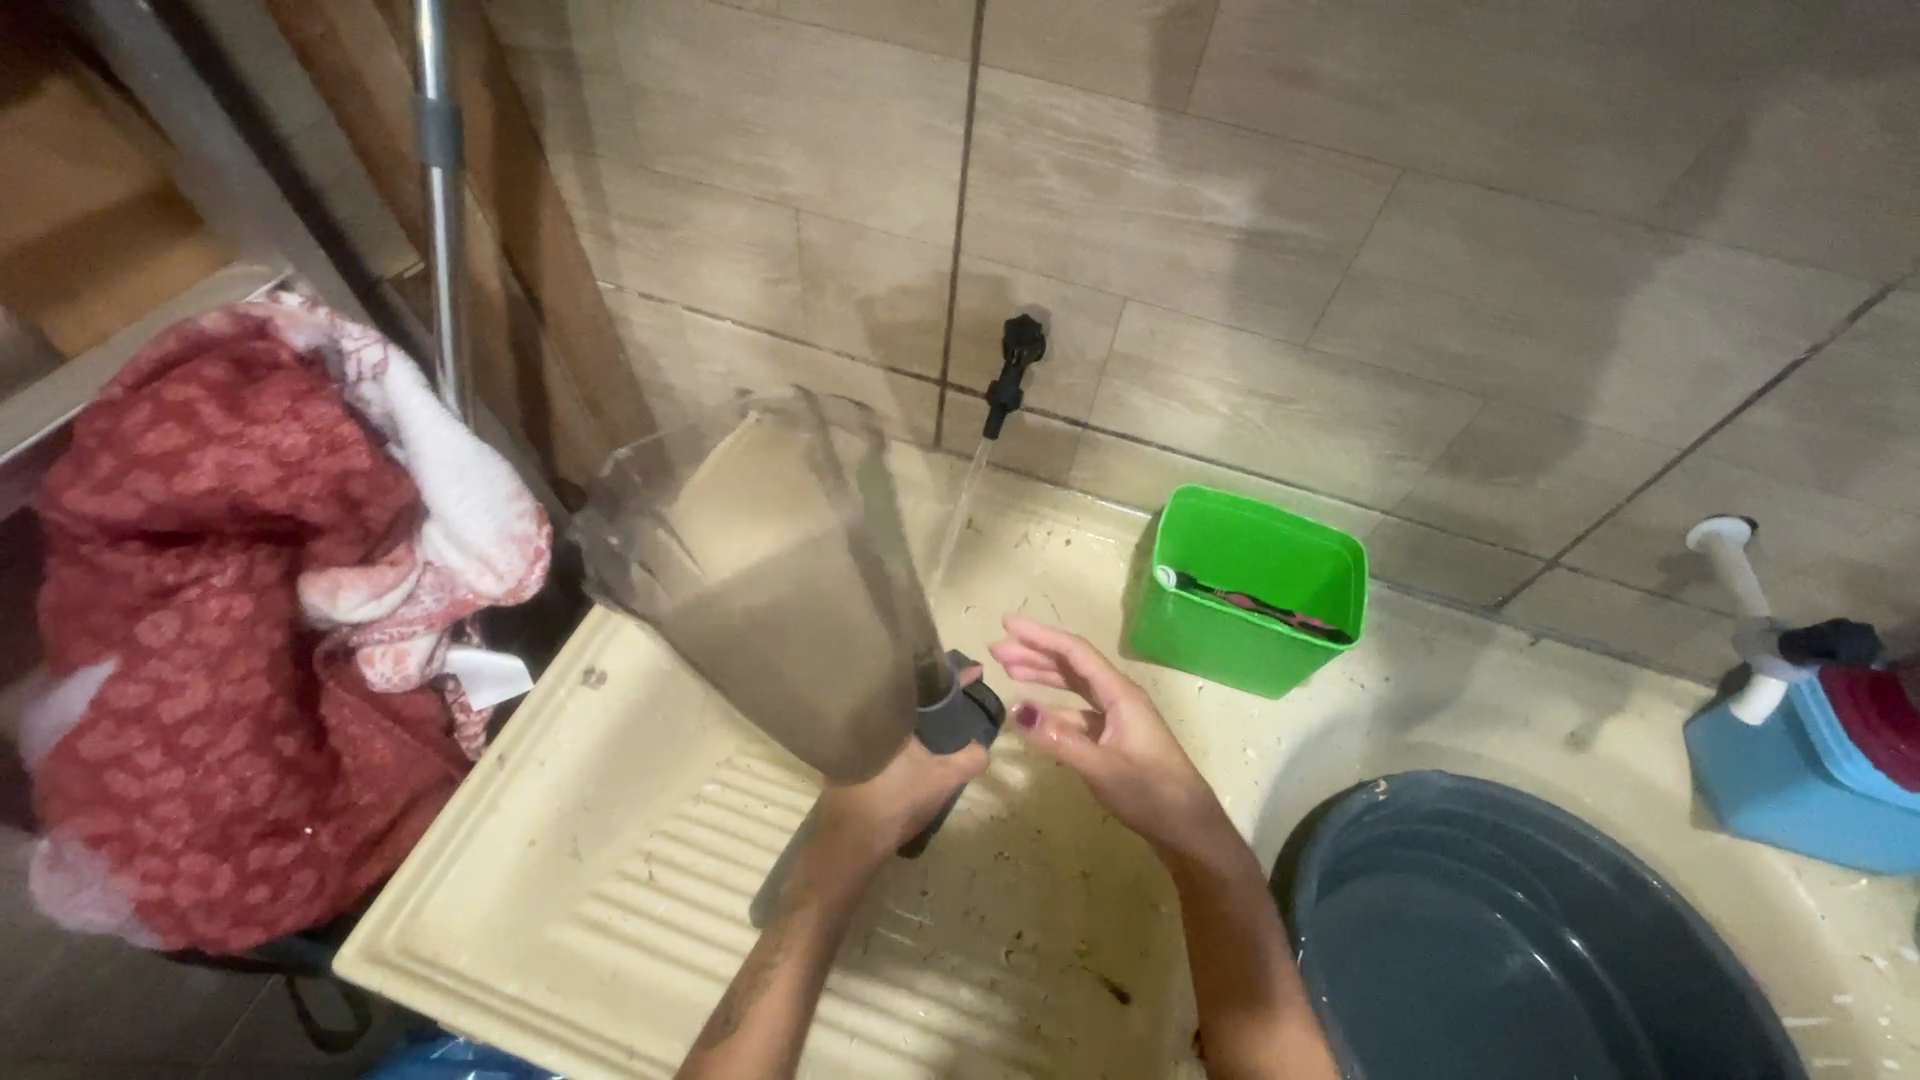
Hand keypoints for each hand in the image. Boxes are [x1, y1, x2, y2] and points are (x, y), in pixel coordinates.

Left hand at [813, 666, 990, 863]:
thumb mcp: (944, 778)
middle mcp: (871, 718)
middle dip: (934, 693)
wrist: (852, 837)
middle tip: (959, 695)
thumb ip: (970, 759)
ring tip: (943, 718)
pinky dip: (904, 733)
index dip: (954, 678)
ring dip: (917, 715)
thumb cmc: (897, 799)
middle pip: (908, 696)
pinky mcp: (852, 757)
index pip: (928, 684)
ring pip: (895, 716)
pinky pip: (885, 733)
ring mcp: (858, 738)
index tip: (975, 670)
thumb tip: (983, 748)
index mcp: (891, 713)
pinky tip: (918, 746)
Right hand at [989, 615, 1226, 855]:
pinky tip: (1034, 714)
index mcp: (1120, 694)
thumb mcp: (1102, 767)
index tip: (1007, 624)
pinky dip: (1053, 708)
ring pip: (1074, 687)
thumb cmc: (1152, 794)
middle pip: (1072, 665)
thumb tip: (1016, 709)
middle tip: (997, 650)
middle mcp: (1118, 698)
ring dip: (1042, 676)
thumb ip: (1059, 739)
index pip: (1075, 653)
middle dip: (1035, 653)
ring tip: (1009, 670)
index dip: (1040, 635)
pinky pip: (1077, 713)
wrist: (1189, 829)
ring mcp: (1117, 719)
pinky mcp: (1114, 739)